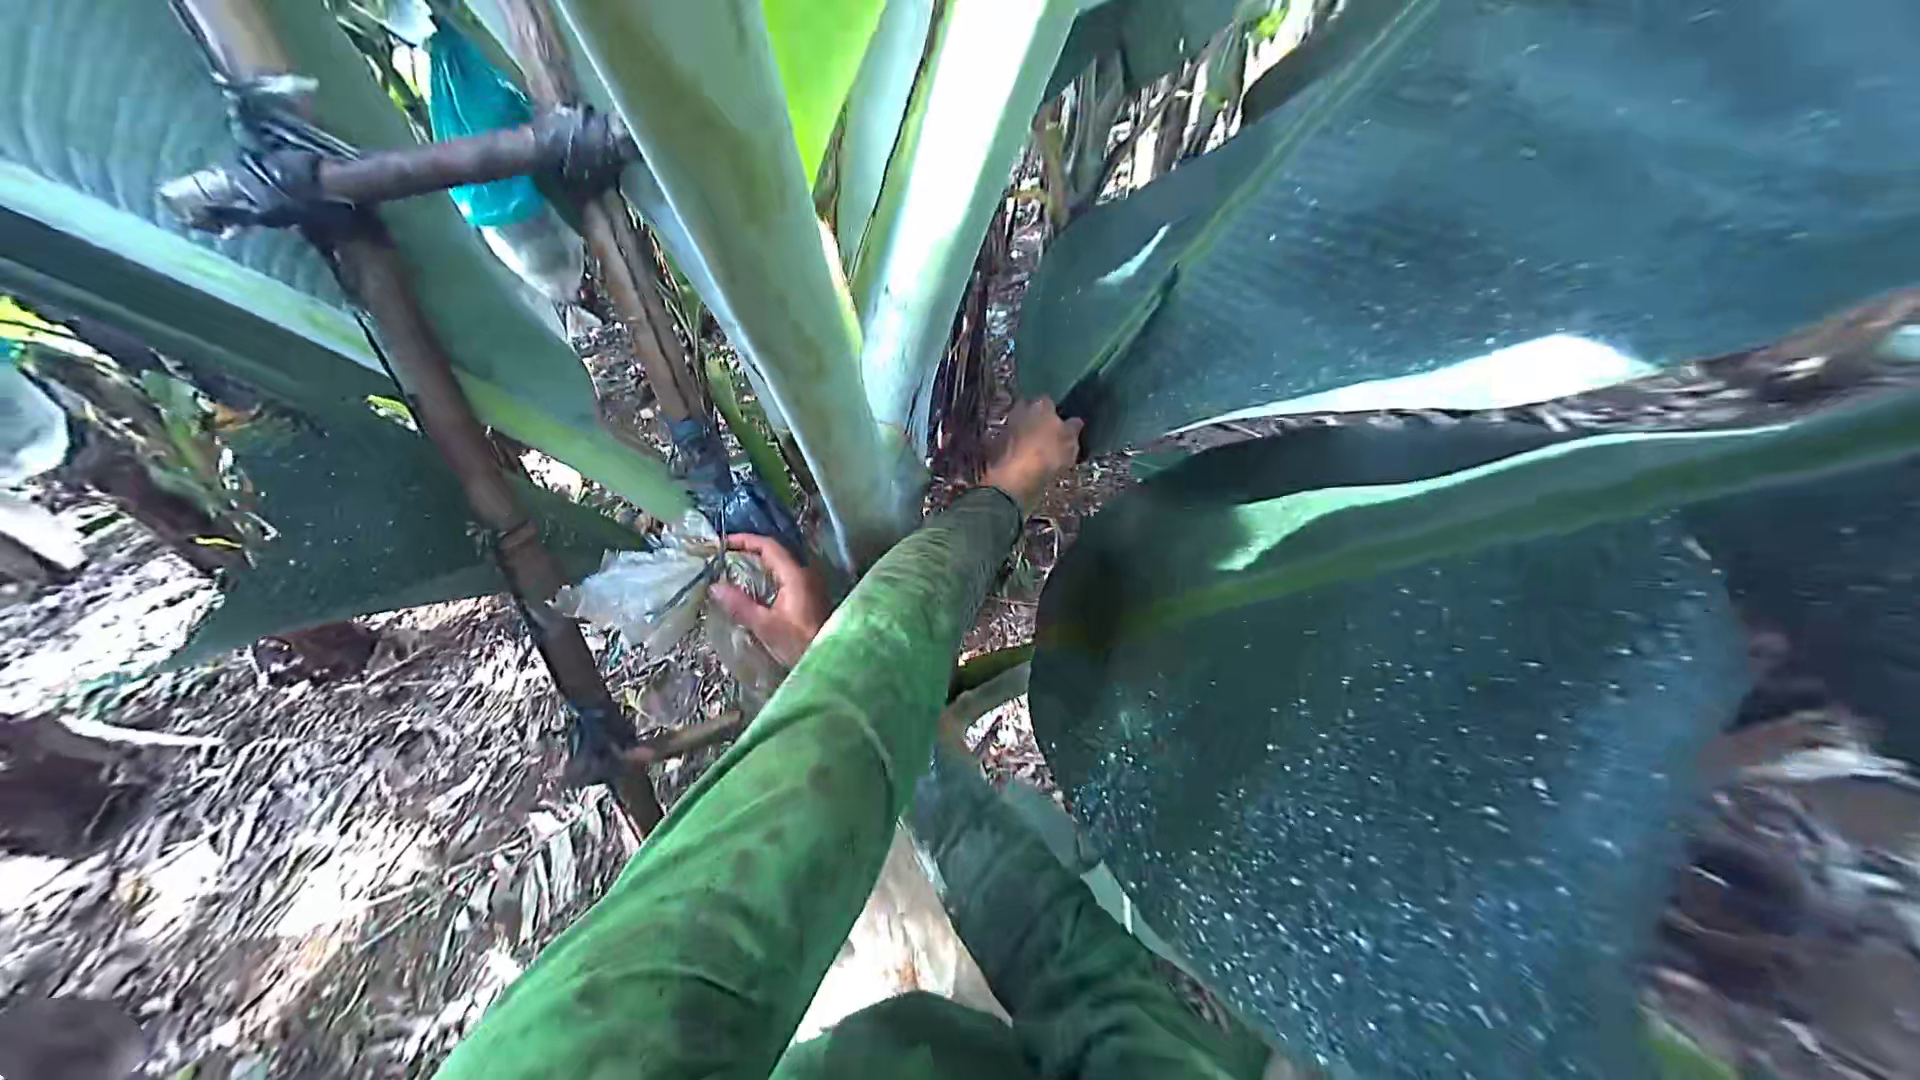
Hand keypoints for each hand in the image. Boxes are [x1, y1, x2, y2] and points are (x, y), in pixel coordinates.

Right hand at [710, 534, 830, 667]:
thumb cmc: (799, 642)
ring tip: (735, 567)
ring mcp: (809, 582)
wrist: (829, 656)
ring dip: (759, 561)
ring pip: (781, 563)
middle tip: (726, 555)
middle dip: (750, 549)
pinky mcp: (809, 594)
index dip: (746, 540)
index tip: (724, 542)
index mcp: (795, 575)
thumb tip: (715, 586)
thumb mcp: (765, 625)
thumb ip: (740, 605)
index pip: (769, 546)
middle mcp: (805, 573)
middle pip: (775, 551)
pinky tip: (755, 585)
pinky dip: (768, 574)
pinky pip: (785, 575)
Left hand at [982, 398, 1083, 509]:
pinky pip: (1007, 443)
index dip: (1055, 414)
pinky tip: (1020, 460)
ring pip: (1018, 427)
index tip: (1060, 426)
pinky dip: (1013, 449)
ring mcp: (1005, 427)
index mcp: (1041, 405)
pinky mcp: (993, 444)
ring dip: (1023, 435)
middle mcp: (1020, 410)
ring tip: (1034, 452)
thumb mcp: (1070, 444)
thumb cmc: (1048, 456)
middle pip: (1030, 412)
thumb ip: (1073, 429)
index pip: (1049, 402)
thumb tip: (1075, 421)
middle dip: (1036, 421)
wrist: (1014, 477)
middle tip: (1046, 438)